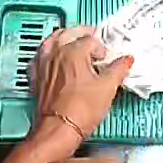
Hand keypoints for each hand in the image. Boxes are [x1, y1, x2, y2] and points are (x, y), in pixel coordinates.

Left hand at [31, 26, 132, 147]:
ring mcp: (43, 65)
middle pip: (68, 33)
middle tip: (90, 35)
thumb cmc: (79, 111)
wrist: (58, 130)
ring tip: (69, 38)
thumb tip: (126, 60)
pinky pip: (38, 57)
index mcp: (74, 52)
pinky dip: (45, 52)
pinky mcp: (36, 77)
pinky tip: (49, 56)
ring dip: (61, 37)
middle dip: (81, 32)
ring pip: (50, 41)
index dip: (101, 48)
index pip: (90, 40)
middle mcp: (56, 54)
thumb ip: (118, 70)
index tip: (106, 57)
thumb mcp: (107, 88)